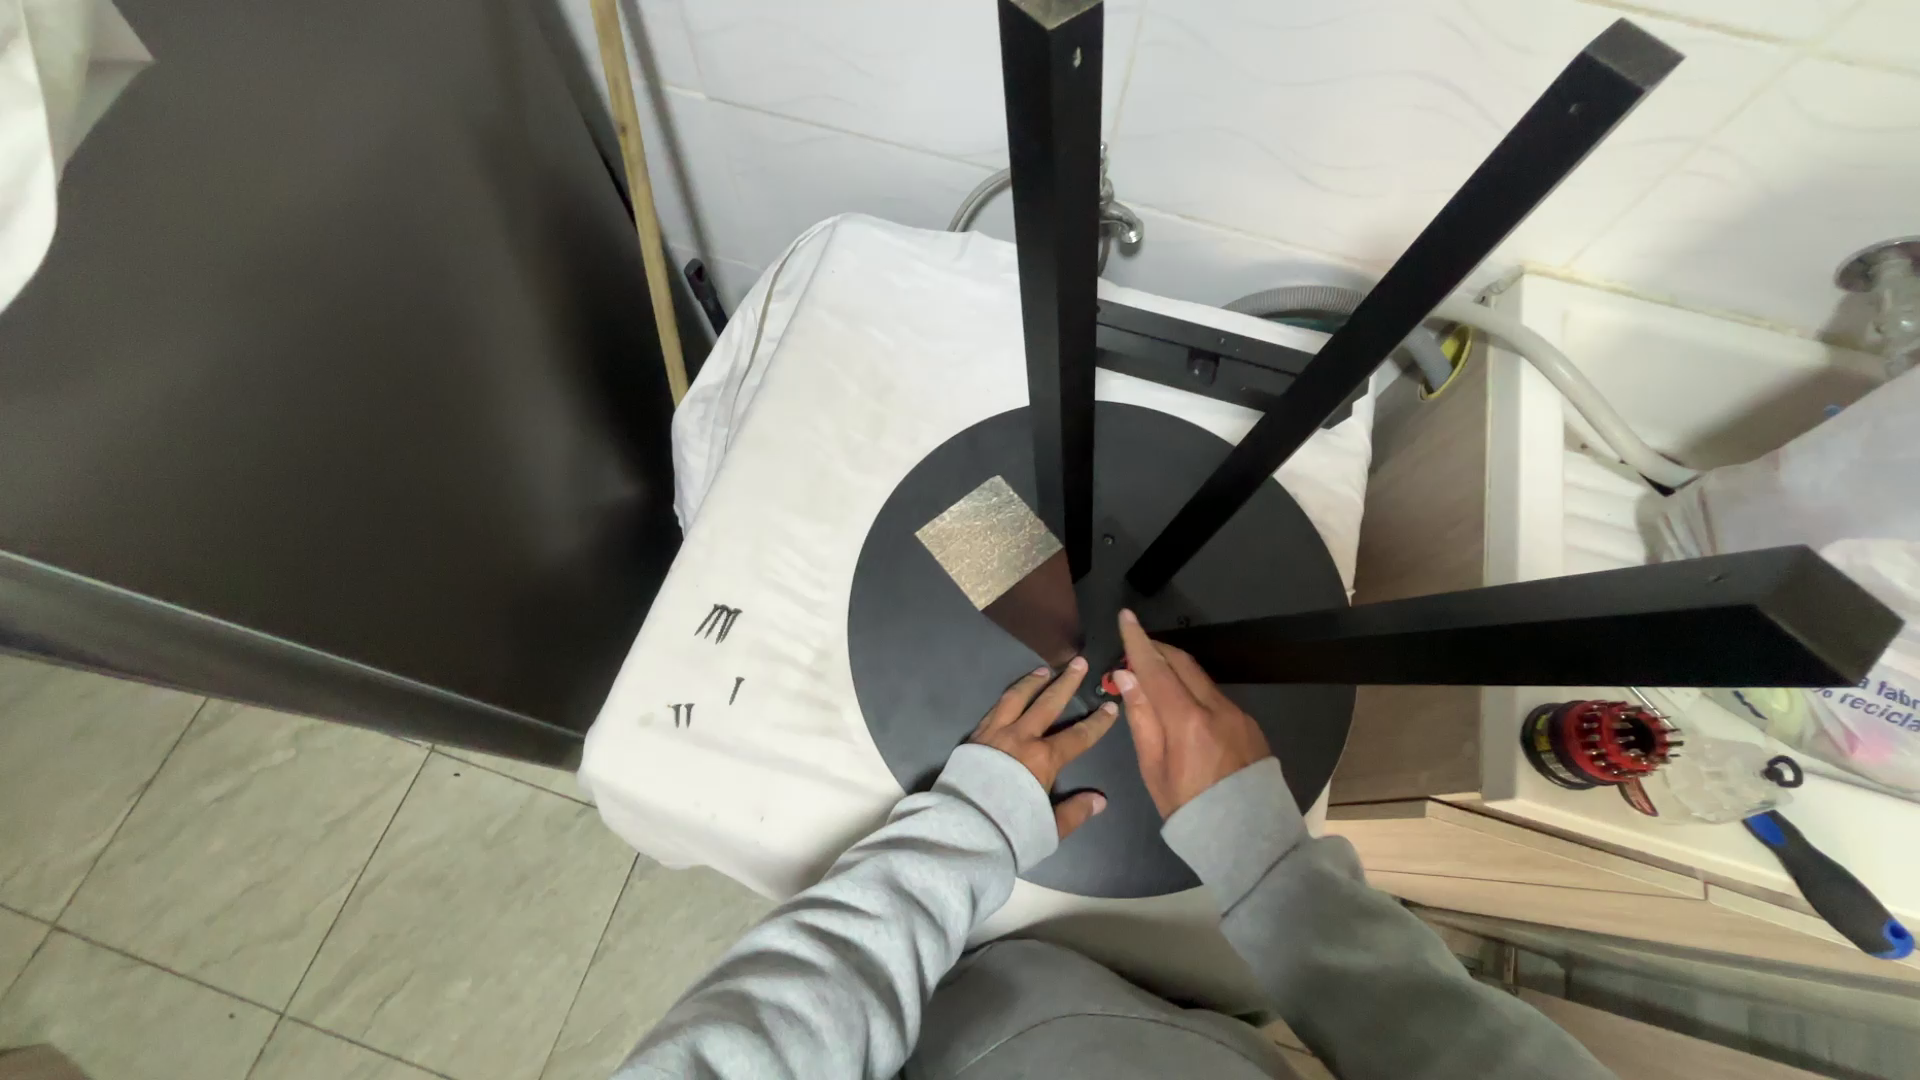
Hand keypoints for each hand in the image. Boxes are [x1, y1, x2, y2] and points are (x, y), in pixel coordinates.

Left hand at [969, 657, 1119, 838]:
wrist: (962, 828)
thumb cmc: (1008, 829)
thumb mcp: (1048, 829)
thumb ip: (1074, 812)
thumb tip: (1099, 799)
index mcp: (1043, 759)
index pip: (1078, 736)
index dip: (1097, 722)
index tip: (1111, 707)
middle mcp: (1021, 737)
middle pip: (1048, 703)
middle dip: (1066, 682)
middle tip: (1078, 662)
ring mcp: (996, 733)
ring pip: (1017, 698)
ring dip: (1033, 682)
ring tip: (1044, 670)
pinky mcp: (976, 736)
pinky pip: (995, 709)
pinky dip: (1007, 697)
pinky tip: (1011, 694)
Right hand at [1115, 609, 1271, 817]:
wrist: (1250, 840)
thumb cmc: (1189, 810)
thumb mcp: (1153, 769)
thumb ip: (1141, 718)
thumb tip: (1126, 677)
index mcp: (1187, 721)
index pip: (1156, 669)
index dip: (1137, 641)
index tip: (1126, 618)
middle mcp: (1217, 708)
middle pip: (1181, 663)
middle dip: (1154, 649)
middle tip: (1131, 651)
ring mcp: (1238, 715)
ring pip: (1199, 678)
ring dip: (1173, 669)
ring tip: (1150, 678)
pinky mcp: (1250, 724)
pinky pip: (1214, 696)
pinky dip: (1192, 690)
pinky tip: (1180, 705)